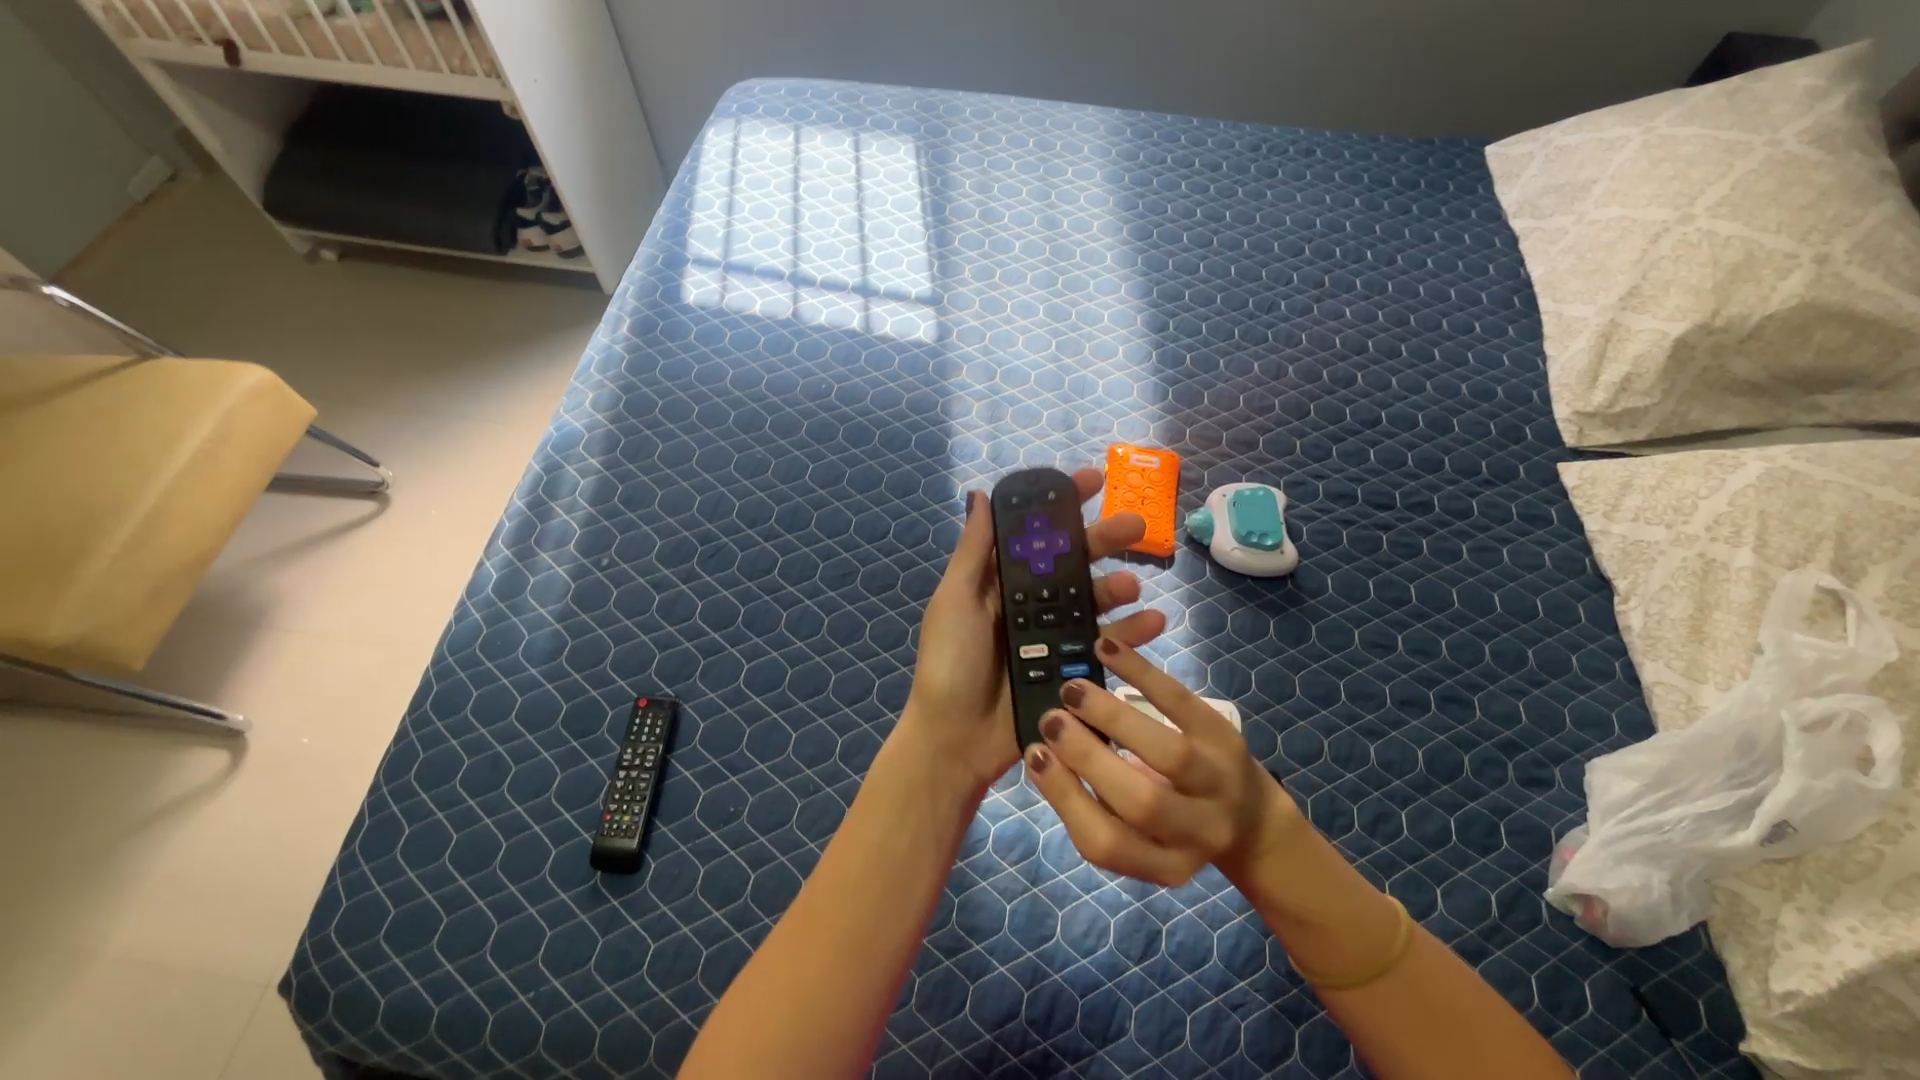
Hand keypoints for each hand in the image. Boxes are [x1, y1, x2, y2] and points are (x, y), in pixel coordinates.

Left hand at [898, 468, 1168, 792]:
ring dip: (1118, 587)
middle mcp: (1030, 604)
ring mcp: (1053, 637)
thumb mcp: (955, 600)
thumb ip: (974, 551)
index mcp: (1000, 583)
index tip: (1092, 480)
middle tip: (1136, 524)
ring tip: (1133, 584)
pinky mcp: (1073, 671)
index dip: (1062, 507)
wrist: (956, 739)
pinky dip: (1132, 633)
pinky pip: (1107, 645)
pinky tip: (1152, 621)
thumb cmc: (950, 663)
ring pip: (1095, 601)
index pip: (1036, 536)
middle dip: (1104, 540)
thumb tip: (982, 493)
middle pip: (1074, 563)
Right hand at [1022, 636, 1302, 885]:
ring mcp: (1221, 785)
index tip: (1035, 755)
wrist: (1251, 818)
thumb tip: (1044, 751)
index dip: (1066, 797)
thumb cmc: (1169, 819)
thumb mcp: (1135, 831)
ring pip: (1169, 754)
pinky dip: (1143, 673)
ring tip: (1074, 691)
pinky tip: (1109, 652)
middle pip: (1140, 802)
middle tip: (1051, 719)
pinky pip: (1183, 703)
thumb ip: (1094, 802)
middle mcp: (1198, 832)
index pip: (1106, 843)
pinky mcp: (1228, 739)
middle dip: (1087, 757)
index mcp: (1162, 864)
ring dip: (1114, 717)